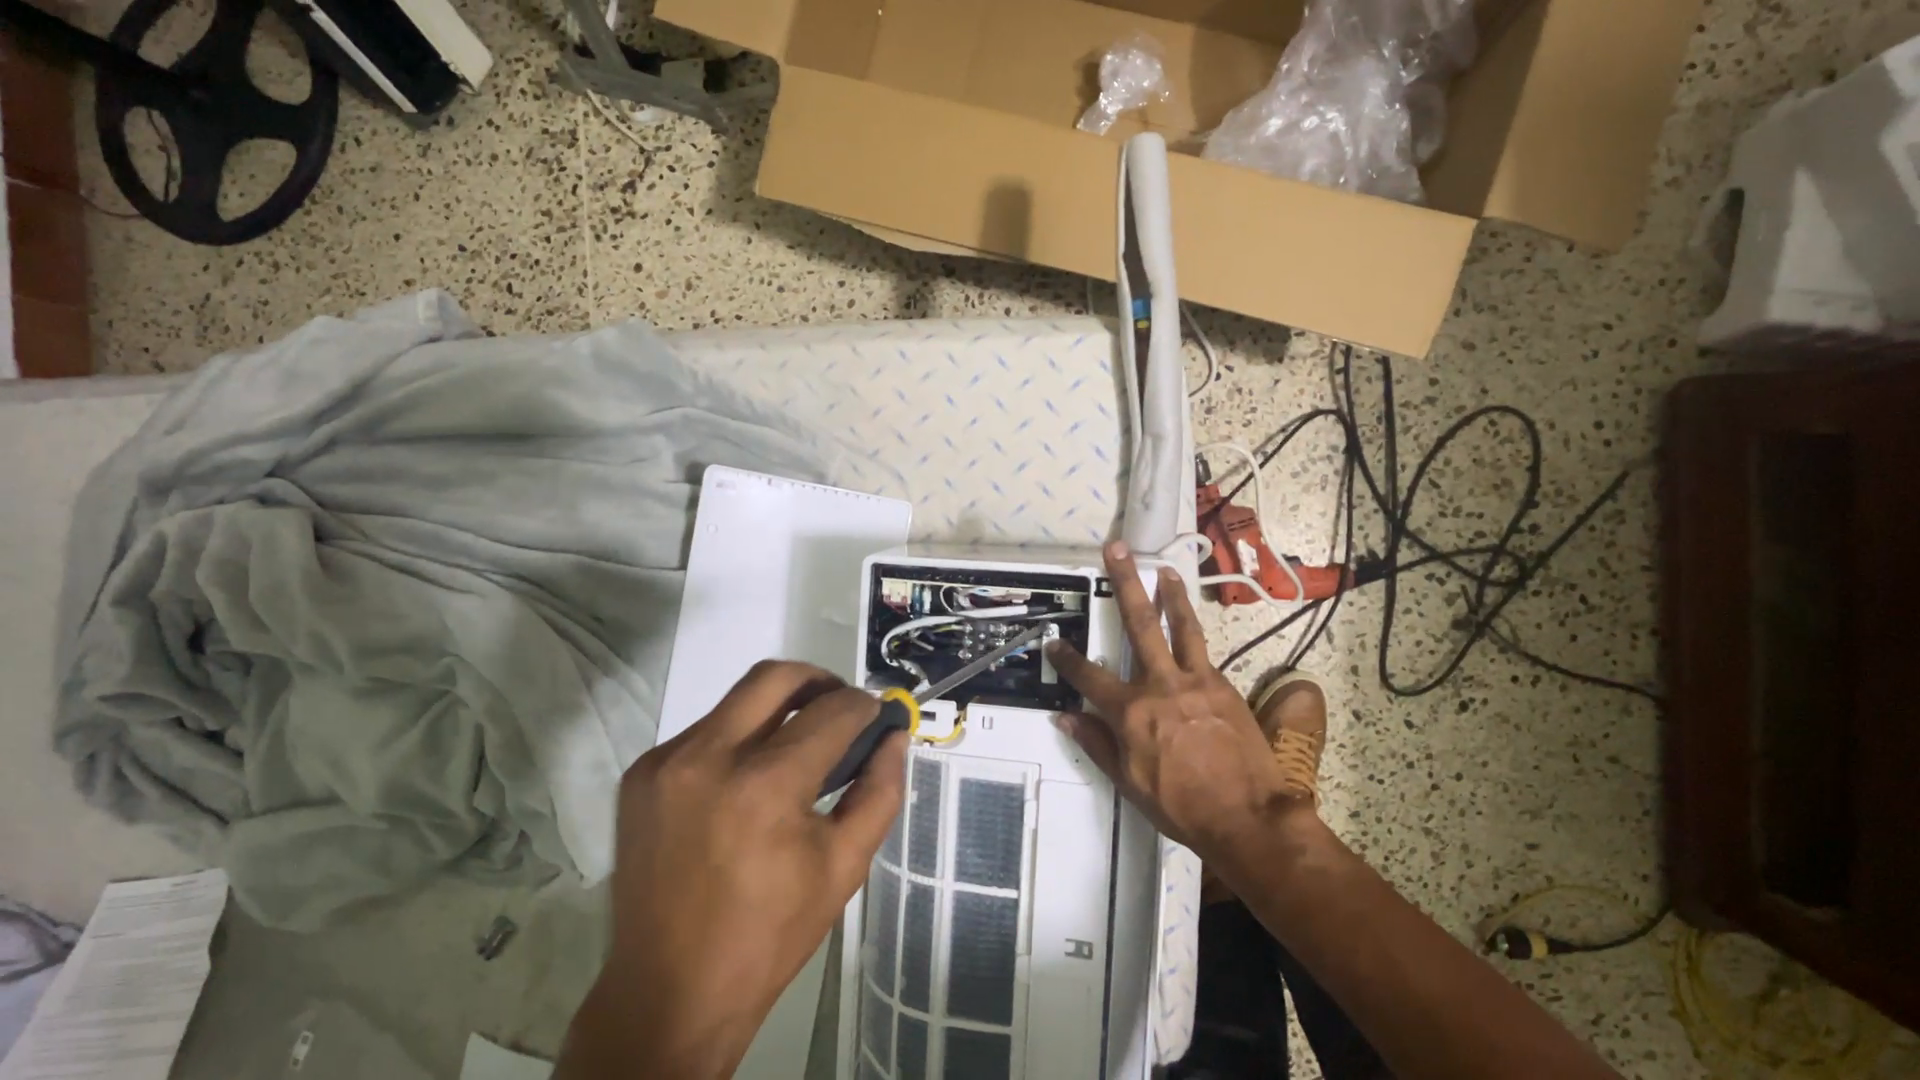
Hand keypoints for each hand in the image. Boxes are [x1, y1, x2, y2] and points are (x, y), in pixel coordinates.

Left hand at [557, 661, 905, 1079]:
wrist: (671, 989)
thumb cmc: (769, 935)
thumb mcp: (844, 867)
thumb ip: (879, 792)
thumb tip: (894, 738)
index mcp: (765, 786)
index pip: (831, 712)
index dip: (864, 707)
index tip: (876, 716)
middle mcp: (708, 757)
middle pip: (775, 676)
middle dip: (819, 681)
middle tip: (840, 708)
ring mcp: (665, 763)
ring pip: (734, 703)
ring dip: (774, 713)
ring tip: (794, 753)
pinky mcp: (639, 775)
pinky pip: (700, 734)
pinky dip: (734, 742)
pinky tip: (745, 784)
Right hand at [1046, 542, 1296, 858]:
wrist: (1247, 817)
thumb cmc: (1181, 806)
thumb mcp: (1128, 782)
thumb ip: (1097, 743)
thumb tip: (1066, 717)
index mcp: (1132, 711)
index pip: (1089, 676)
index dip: (1067, 658)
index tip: (1054, 642)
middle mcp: (1162, 685)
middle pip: (1140, 623)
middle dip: (1126, 582)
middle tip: (1117, 550)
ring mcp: (1198, 682)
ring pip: (1182, 627)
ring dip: (1172, 596)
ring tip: (1166, 571)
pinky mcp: (1224, 688)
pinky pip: (1204, 654)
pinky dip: (1193, 637)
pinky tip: (1190, 634)